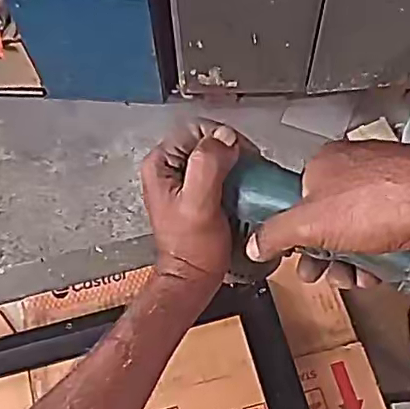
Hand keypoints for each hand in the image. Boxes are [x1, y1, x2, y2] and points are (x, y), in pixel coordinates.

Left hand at [141, 120, 239, 284]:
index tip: (242, 156)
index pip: (196, 129)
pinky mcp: (198, 195)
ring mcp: (183, 182)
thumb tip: (225, 138)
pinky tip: (243, 193)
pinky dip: (235, 180)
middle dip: (232, 153)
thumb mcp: (199, 204)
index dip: (223, 139)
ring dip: (236, 167)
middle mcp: (169, 169)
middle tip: (248, 171)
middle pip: (207, 142)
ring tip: (248, 183)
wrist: (193, 278)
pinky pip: (220, 175)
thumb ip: (209, 165)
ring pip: (216, 157)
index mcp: (160, 165)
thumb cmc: (192, 250)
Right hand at [247, 141, 409, 287]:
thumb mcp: (310, 225)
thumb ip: (275, 234)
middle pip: (324, 222)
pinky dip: (378, 257)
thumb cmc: (386, 201)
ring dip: (351, 262)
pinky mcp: (407, 205)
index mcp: (324, 163)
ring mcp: (383, 186)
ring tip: (357, 274)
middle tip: (324, 271)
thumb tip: (256, 242)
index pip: (293, 199)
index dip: (292, 234)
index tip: (294, 254)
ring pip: (354, 233)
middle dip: (324, 255)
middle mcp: (354, 168)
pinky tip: (380, 269)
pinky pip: (381, 236)